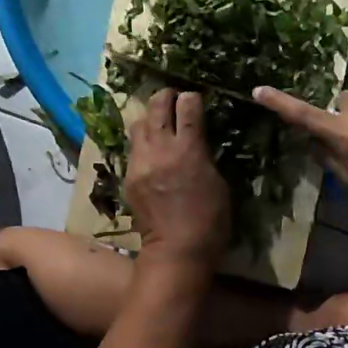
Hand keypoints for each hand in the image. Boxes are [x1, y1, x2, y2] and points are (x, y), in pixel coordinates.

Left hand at [123, 89, 230, 266]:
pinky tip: (152, 150)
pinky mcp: (128, 177)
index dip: (192, 97)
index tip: (195, 98)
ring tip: (159, 122)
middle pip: (156, 106)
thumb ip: (205, 154)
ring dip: (149, 118)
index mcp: (188, 150)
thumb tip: (199, 140)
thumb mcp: (219, 182)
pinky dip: (143, 143)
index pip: (187, 106)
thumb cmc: (211, 221)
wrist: (177, 252)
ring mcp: (140, 163)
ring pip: (138, 124)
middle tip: (173, 97)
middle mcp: (160, 150)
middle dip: (166, 96)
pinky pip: (133, 149)